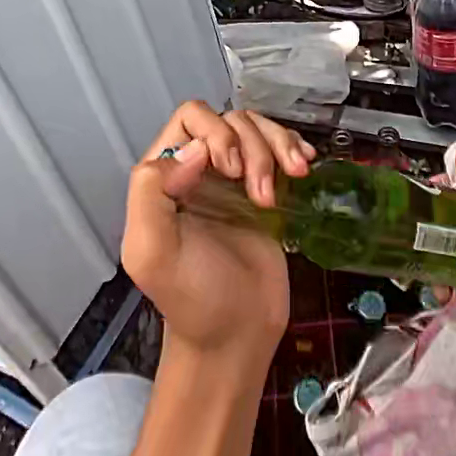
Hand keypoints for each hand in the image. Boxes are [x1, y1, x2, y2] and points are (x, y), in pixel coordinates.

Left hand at [122, 102, 315, 361]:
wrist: (237, 335)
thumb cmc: (192, 297)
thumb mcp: (151, 251)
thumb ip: (151, 191)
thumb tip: (195, 149)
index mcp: (166, 176)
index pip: (191, 119)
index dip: (215, 133)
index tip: (230, 171)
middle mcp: (199, 169)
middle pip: (230, 120)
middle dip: (252, 146)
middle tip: (259, 193)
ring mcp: (235, 179)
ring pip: (258, 129)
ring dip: (278, 148)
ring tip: (290, 181)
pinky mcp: (266, 190)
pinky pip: (280, 148)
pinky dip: (294, 149)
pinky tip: (304, 167)